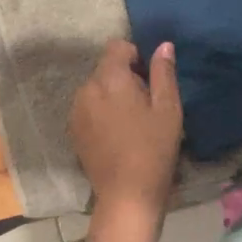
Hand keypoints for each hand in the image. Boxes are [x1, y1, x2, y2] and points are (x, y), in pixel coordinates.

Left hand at [71, 39, 181, 241]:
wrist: (127, 195)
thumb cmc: (154, 149)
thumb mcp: (168, 109)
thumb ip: (164, 73)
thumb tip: (163, 45)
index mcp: (110, 79)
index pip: (118, 47)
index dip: (137, 57)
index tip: (152, 81)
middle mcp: (86, 89)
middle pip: (106, 69)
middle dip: (126, 78)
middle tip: (147, 106)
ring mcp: (76, 111)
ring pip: (97, 90)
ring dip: (113, 97)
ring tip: (133, 124)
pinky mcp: (73, 131)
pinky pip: (89, 109)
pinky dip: (103, 114)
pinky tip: (119, 137)